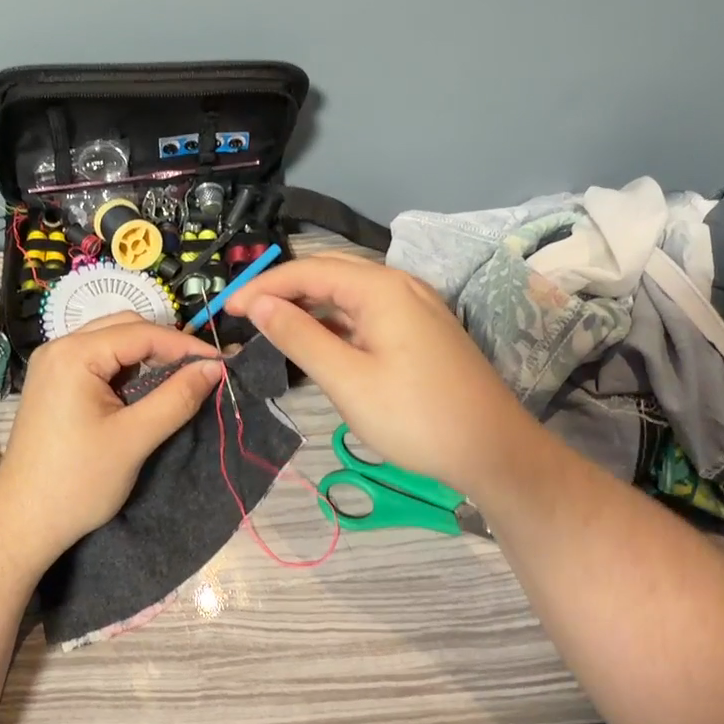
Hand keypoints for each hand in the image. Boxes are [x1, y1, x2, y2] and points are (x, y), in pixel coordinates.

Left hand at [0, 313, 222, 558]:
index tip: (221, 364)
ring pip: (110, 342)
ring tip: (179, 380)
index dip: (184, 346)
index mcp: (74, 354)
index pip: (140, 332)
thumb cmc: (77, 481)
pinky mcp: (52, 384)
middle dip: (165, 345)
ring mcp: (52, 365)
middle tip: (201, 371)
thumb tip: (214, 368)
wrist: (22, 522)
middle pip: (124, 328)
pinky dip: (124, 370)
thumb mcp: (134, 438)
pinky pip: (96, 361)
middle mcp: (59, 348)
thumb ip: (176, 398)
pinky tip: (145, 390)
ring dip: (145, 356)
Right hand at [225, 253, 539, 494]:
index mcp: (381, 288)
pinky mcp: (420, 329)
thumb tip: (257, 304)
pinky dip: (334, 320)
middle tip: (242, 315)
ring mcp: (414, 306)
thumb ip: (299, 336)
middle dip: (282, 289)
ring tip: (270, 326)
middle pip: (328, 273)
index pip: (307, 271)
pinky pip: (366, 311)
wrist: (496, 452)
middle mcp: (399, 285)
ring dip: (307, 304)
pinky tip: (317, 340)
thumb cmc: (416, 417)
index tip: (227, 309)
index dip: (263, 286)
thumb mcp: (347, 380)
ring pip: (347, 293)